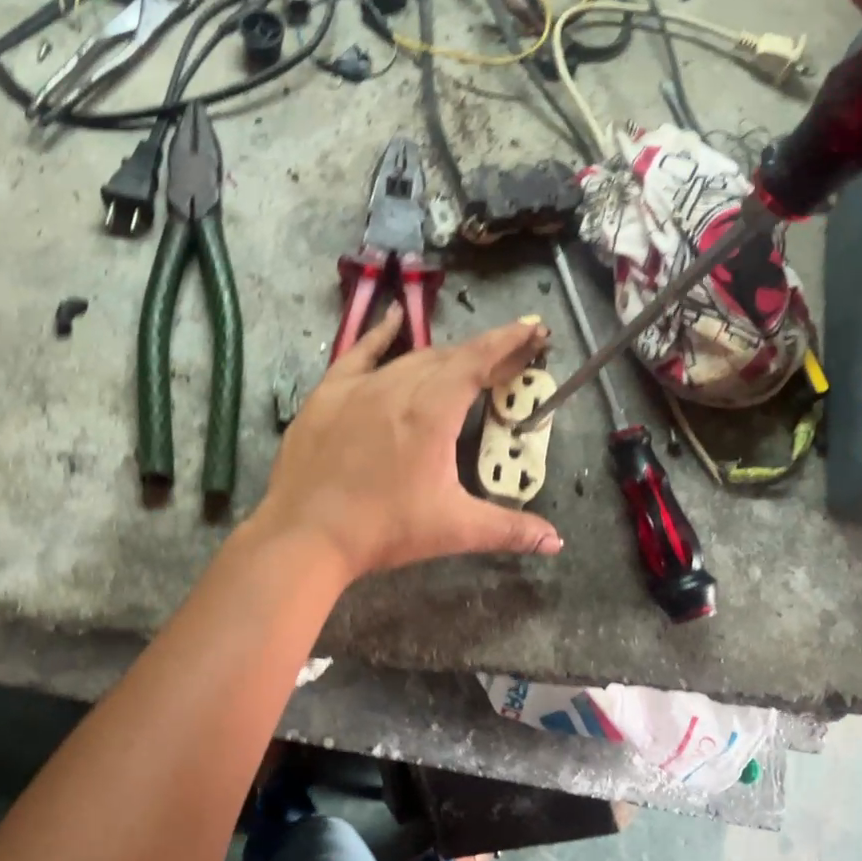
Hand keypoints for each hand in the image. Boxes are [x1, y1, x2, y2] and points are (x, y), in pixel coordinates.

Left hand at [252, 308, 563, 579]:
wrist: (305, 535)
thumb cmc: (384, 530)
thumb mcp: (453, 528)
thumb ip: (509, 529)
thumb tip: (556, 541)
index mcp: (432, 411)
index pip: (479, 361)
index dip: (509, 342)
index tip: (534, 329)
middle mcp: (397, 386)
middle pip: (448, 357)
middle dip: (483, 354)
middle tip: (508, 361)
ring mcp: (359, 386)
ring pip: (409, 359)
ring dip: (442, 357)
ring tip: (464, 362)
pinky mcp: (327, 394)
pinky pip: (359, 354)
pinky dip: (380, 335)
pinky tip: (393, 319)